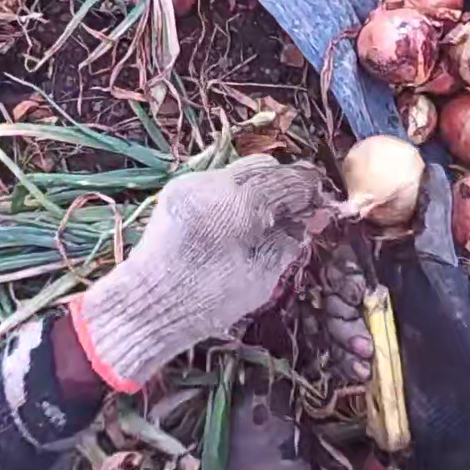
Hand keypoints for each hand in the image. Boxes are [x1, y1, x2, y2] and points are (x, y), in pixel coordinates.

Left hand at [70, 155, 325, 390]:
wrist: (148, 303)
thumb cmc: (209, 299)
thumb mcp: (262, 276)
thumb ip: (290, 239)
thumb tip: (317, 215)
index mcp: (239, 202)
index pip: (288, 179)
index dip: (310, 190)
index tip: (321, 204)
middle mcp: (214, 181)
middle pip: (263, 166)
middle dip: (283, 184)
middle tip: (295, 213)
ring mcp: (192, 182)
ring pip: (239, 171)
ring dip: (258, 188)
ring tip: (264, 221)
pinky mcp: (176, 189)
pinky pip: (216, 182)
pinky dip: (233, 195)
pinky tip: (235, 222)